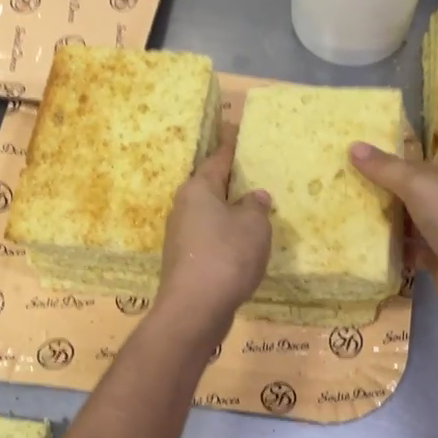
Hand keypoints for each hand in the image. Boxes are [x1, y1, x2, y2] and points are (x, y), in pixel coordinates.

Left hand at [157, 140, 272, 328]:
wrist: (195, 309)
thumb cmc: (227, 256)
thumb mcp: (253, 225)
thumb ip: (256, 206)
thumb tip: (255, 197)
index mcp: (198, 189)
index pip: (218, 158)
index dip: (231, 144)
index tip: (236, 128)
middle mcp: (183, 207)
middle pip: (211, 187)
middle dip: (231, 181)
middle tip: (255, 174)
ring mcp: (181, 237)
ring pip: (210, 215)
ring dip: (230, 213)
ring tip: (255, 212)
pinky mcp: (186, 263)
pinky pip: (210, 240)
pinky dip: (226, 238)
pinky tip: (244, 246)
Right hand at [349, 142, 437, 316]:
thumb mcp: (419, 185)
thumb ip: (387, 169)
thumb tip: (353, 146)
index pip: (422, 168)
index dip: (394, 166)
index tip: (361, 167)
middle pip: (417, 196)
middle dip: (388, 196)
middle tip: (351, 193)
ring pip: (415, 226)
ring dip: (391, 225)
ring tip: (355, 219)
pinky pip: (414, 253)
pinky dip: (397, 251)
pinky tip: (372, 249)